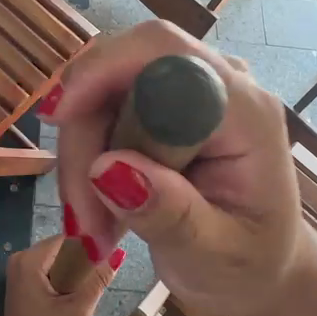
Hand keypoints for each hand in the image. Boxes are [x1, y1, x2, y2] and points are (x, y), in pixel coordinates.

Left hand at [0, 235, 119, 315]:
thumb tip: (118, 254)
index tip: (111, 256)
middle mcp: (21, 259)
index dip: (90, 246)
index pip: (66, 240)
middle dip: (83, 260)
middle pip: (61, 248)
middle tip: (104, 275)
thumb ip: (97, 280)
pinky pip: (49, 270)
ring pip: (56, 260)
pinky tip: (77, 293)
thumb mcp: (78, 311)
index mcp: (30, 260)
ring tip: (94, 285)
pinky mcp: (22, 283)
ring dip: (75, 271)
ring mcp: (19, 271)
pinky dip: (64, 278)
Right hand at [47, 20, 303, 315]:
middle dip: (85, 139)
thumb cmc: (249, 262)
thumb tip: (107, 168)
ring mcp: (186, 87)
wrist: (259, 262)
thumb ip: (170, 215)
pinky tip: (100, 208)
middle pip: (119, 71)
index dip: (105, 70)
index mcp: (245, 110)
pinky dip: (88, 156)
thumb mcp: (216, 257)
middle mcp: (215, 82)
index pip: (165, 53)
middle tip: (83, 221)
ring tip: (96, 229)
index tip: (58, 120)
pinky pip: (101, 108)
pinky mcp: (160, 100)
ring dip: (83, 158)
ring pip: (100, 92)